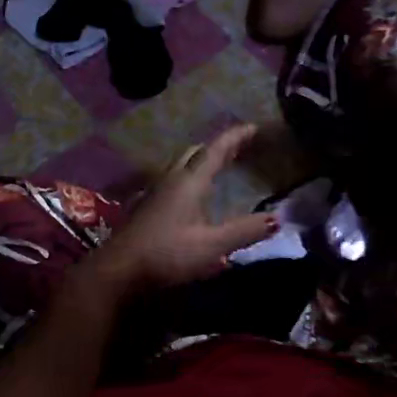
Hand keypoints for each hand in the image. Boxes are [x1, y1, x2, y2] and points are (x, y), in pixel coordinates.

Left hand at [73, 124, 277, 301]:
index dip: (235, 137)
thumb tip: (277, 218)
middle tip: (238, 148)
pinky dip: (188, 176)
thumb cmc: (167, 253)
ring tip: (218, 166)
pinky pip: (171, 179)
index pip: (215, 150)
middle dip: (217, 146)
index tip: (253, 127)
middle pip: (195, 152)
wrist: (120, 269)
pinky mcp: (145, 206)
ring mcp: (154, 191)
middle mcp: (170, 179)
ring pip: (180, 165)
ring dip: (201, 160)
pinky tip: (191, 194)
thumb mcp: (213, 245)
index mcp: (189, 181)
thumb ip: (245, 230)